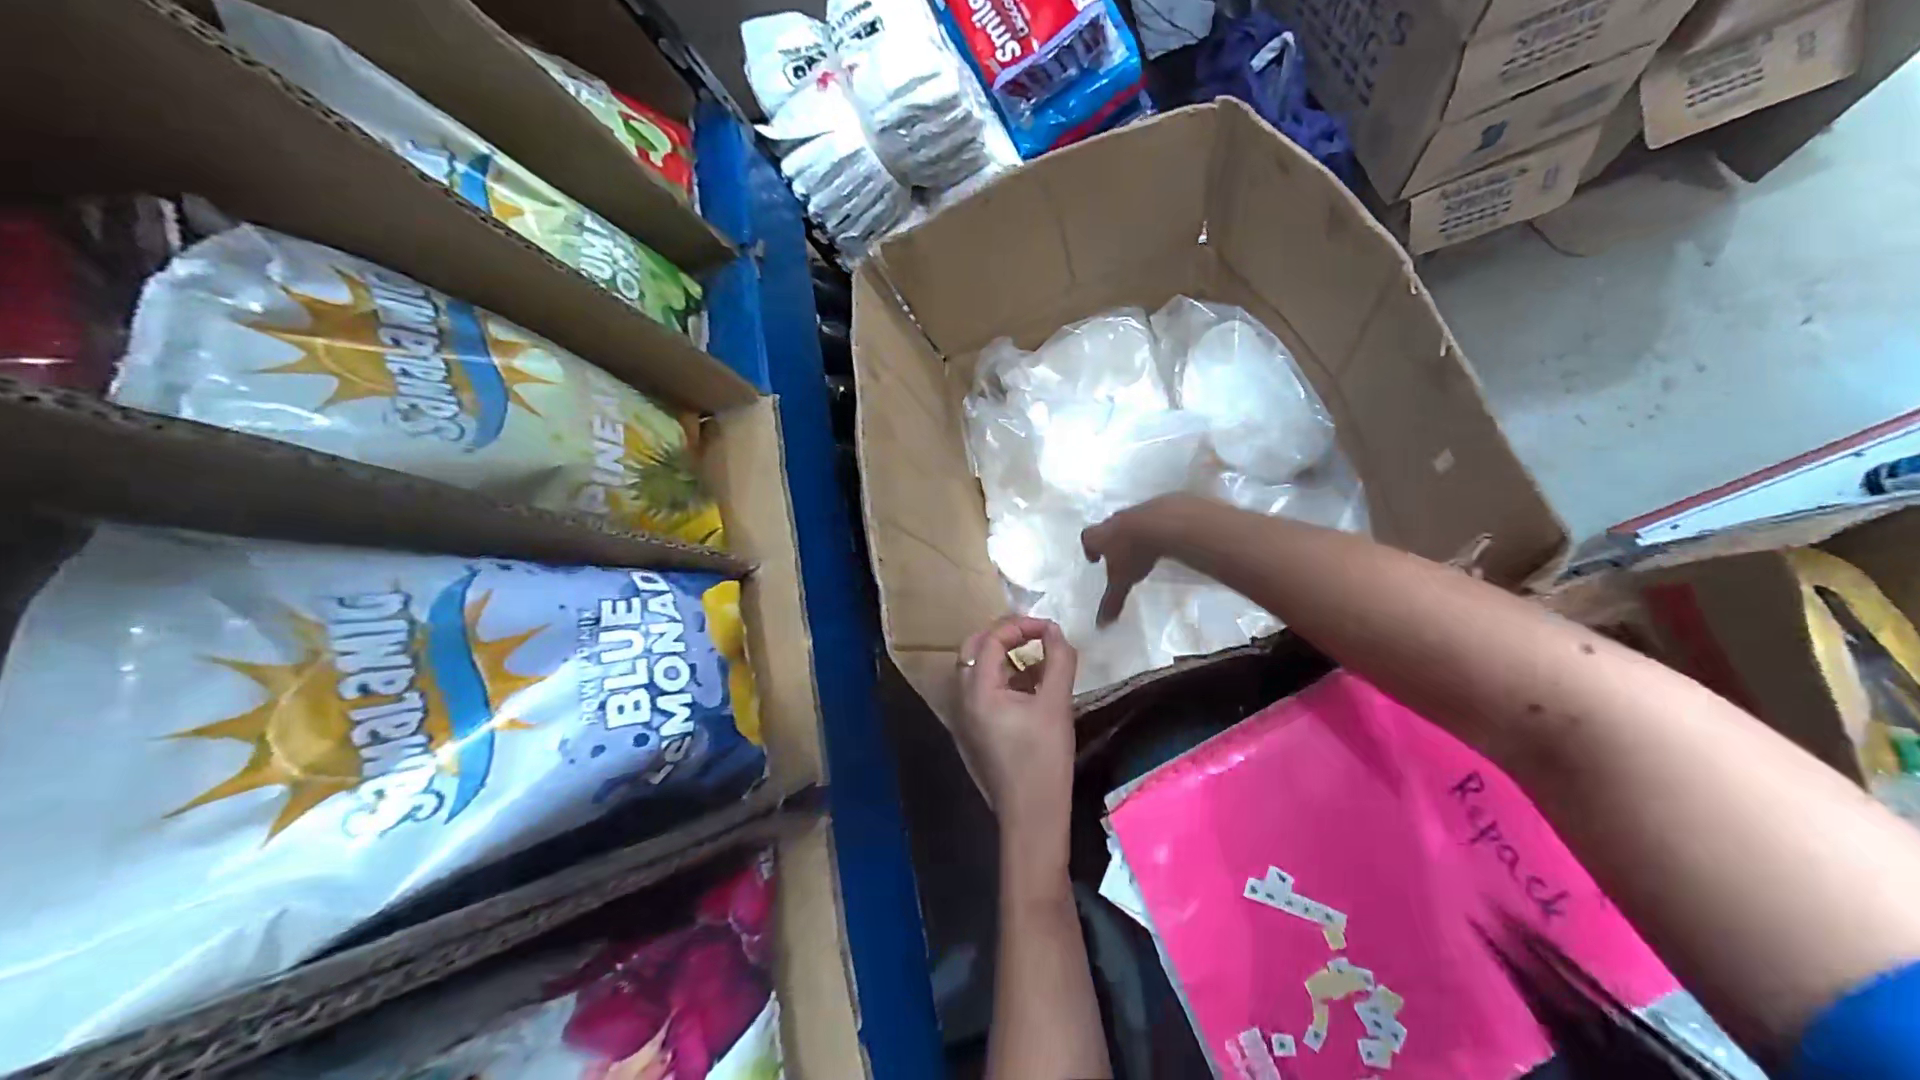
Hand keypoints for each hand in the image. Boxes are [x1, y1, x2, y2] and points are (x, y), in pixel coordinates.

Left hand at [956, 616, 1078, 846]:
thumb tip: (1056, 631)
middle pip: (975, 649)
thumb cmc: (1044, 759)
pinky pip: (983, 691)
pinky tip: (1033, 687)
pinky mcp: (974, 731)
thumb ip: (1059, 660)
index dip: (1020, 626)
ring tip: (1039, 659)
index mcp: (978, 690)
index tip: (1050, 629)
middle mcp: (963, 699)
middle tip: (1037, 636)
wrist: (1031, 815)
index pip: (991, 639)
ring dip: (1005, 657)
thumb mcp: (1057, 704)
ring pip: (978, 670)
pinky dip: (1004, 678)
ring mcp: (965, 717)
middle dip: (1005, 636)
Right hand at [1081, 494, 1191, 624]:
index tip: (1095, 559)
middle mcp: (1114, 521)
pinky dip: (1153, 527)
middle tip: (1117, 554)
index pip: (1087, 539)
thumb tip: (1100, 625)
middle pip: (1107, 528)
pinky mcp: (1158, 507)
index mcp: (1100, 535)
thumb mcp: (1122, 580)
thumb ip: (1112, 601)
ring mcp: (1136, 511)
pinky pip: (1151, 518)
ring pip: (1129, 522)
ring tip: (1141, 548)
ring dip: (1132, 533)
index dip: (1090, 548)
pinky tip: (1162, 539)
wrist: (1164, 523)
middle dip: (1110, 540)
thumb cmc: (1134, 552)